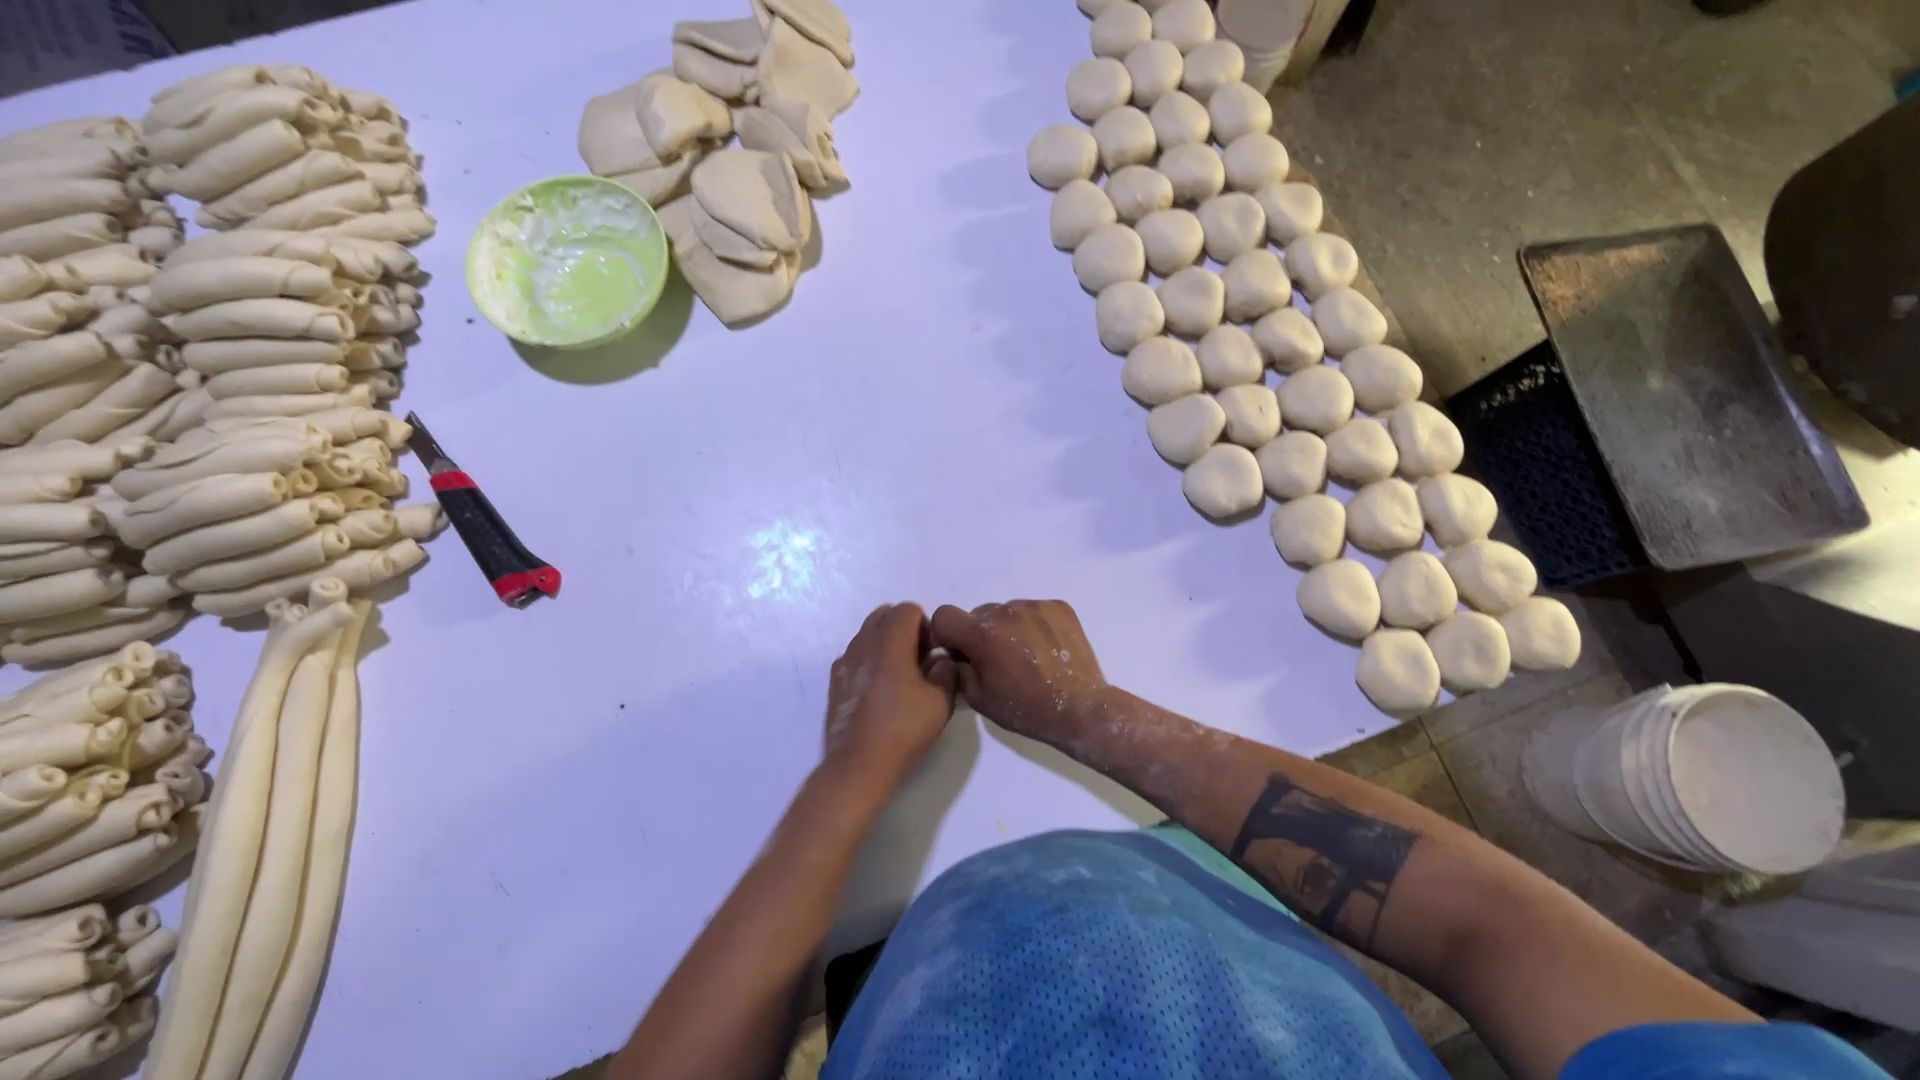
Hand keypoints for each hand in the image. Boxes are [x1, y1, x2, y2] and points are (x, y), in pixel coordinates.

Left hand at [822, 603, 957, 785]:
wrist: (859, 763)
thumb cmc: (904, 728)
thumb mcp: (941, 700)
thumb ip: (947, 671)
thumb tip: (940, 660)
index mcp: (889, 640)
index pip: (908, 609)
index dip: (926, 626)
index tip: (933, 654)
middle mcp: (862, 643)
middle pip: (885, 616)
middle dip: (905, 630)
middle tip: (919, 661)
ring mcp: (844, 661)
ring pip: (868, 636)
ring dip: (887, 646)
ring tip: (901, 679)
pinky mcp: (835, 681)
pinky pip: (856, 657)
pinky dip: (870, 662)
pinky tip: (880, 693)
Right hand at [928, 600, 1109, 744]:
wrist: (1080, 709)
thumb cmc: (1026, 709)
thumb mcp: (978, 698)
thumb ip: (959, 669)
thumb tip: (958, 655)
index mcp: (982, 634)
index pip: (944, 615)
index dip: (947, 634)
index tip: (960, 652)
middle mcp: (1006, 611)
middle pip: (978, 614)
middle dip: (981, 634)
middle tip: (998, 660)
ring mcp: (1035, 606)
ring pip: (1006, 611)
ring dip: (1008, 628)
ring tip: (1026, 656)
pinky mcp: (1059, 606)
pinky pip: (1033, 610)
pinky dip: (1033, 625)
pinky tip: (1044, 649)